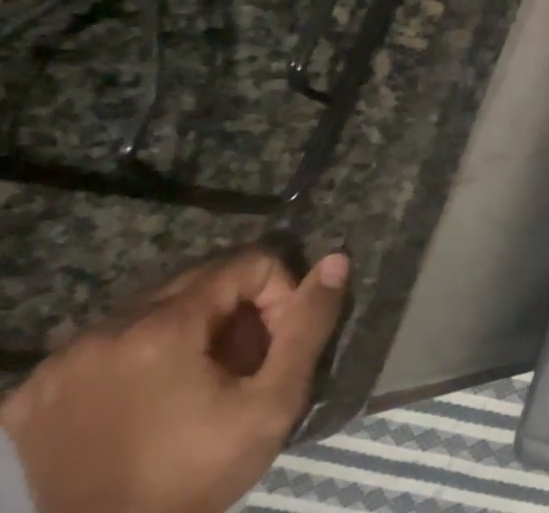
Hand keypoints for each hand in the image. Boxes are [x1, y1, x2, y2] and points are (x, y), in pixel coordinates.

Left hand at [1, 248, 349, 512]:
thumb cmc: (198, 471)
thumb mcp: (274, 402)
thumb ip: (307, 326)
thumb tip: (336, 260)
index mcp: (162, 328)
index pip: (245, 264)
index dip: (278, 295)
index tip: (277, 344)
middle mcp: (101, 332)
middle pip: (195, 284)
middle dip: (234, 313)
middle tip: (242, 367)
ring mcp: (58, 364)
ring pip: (148, 314)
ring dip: (186, 333)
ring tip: (195, 386)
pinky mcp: (30, 395)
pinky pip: (101, 348)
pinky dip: (134, 359)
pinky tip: (143, 402)